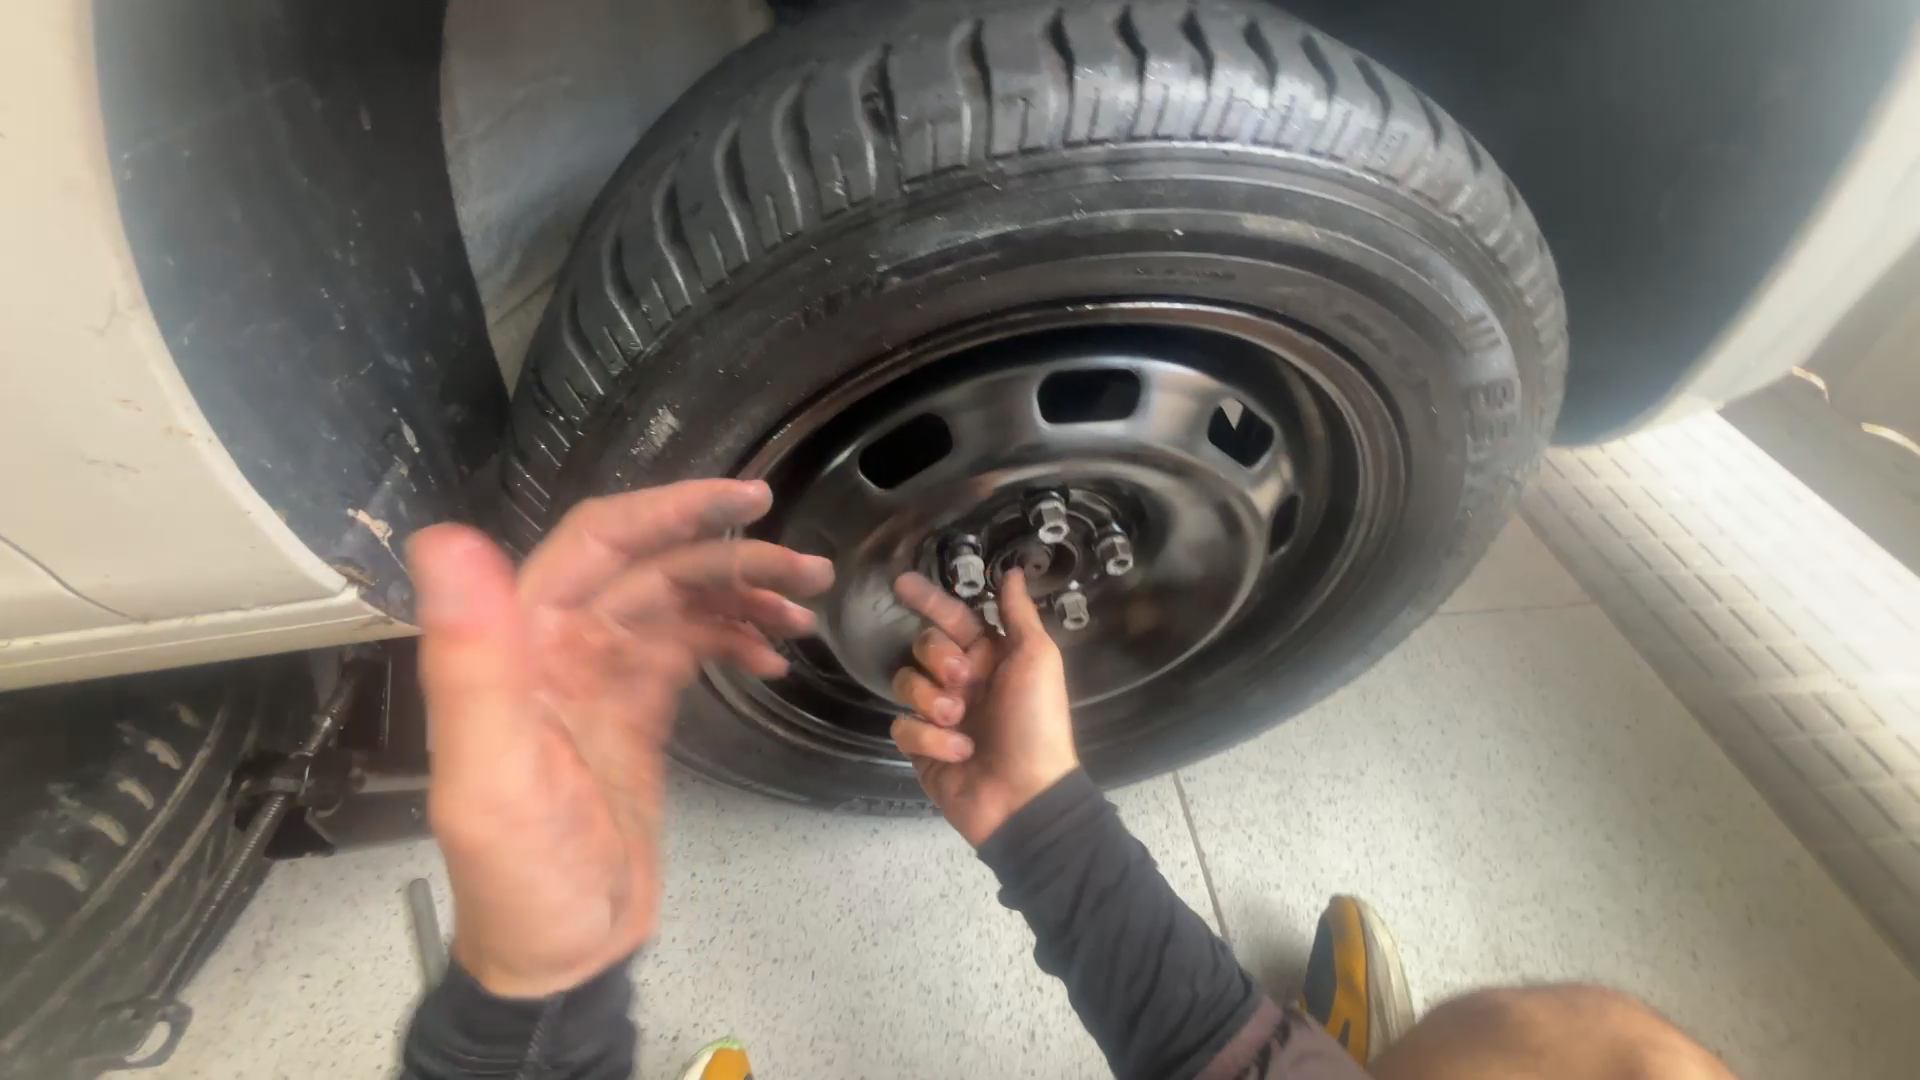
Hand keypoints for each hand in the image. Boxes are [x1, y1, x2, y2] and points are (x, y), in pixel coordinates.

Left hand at [407, 479, 833, 997]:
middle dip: (736, 561)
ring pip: (685, 605)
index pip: (602, 541)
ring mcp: (607, 673)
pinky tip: (772, 659)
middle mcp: (565, 642)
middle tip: (810, 570)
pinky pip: (694, 648)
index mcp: (525, 641)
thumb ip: (471, 661)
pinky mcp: (641, 705)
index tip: (748, 500)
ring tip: (805, 613)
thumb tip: (448, 538)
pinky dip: (735, 641)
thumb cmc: (525, 874)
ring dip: (746, 599)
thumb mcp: (493, 777)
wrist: (563, 949)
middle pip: (660, 569)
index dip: (674, 509)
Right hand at [889, 569, 1077, 846]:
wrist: (1025, 796)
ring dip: (932, 700)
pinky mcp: (921, 745)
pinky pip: (903, 725)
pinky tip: (959, 752)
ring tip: (959, 721)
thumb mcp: (1038, 660)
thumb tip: (1015, 571)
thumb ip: (1019, 614)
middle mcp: (961, 679)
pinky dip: (930, 738)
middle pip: (924, 645)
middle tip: (963, 681)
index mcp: (990, 656)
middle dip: (938, 658)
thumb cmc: (1036, 723)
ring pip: (906, 682)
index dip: (929, 599)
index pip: (953, 617)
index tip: (901, 584)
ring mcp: (938, 713)